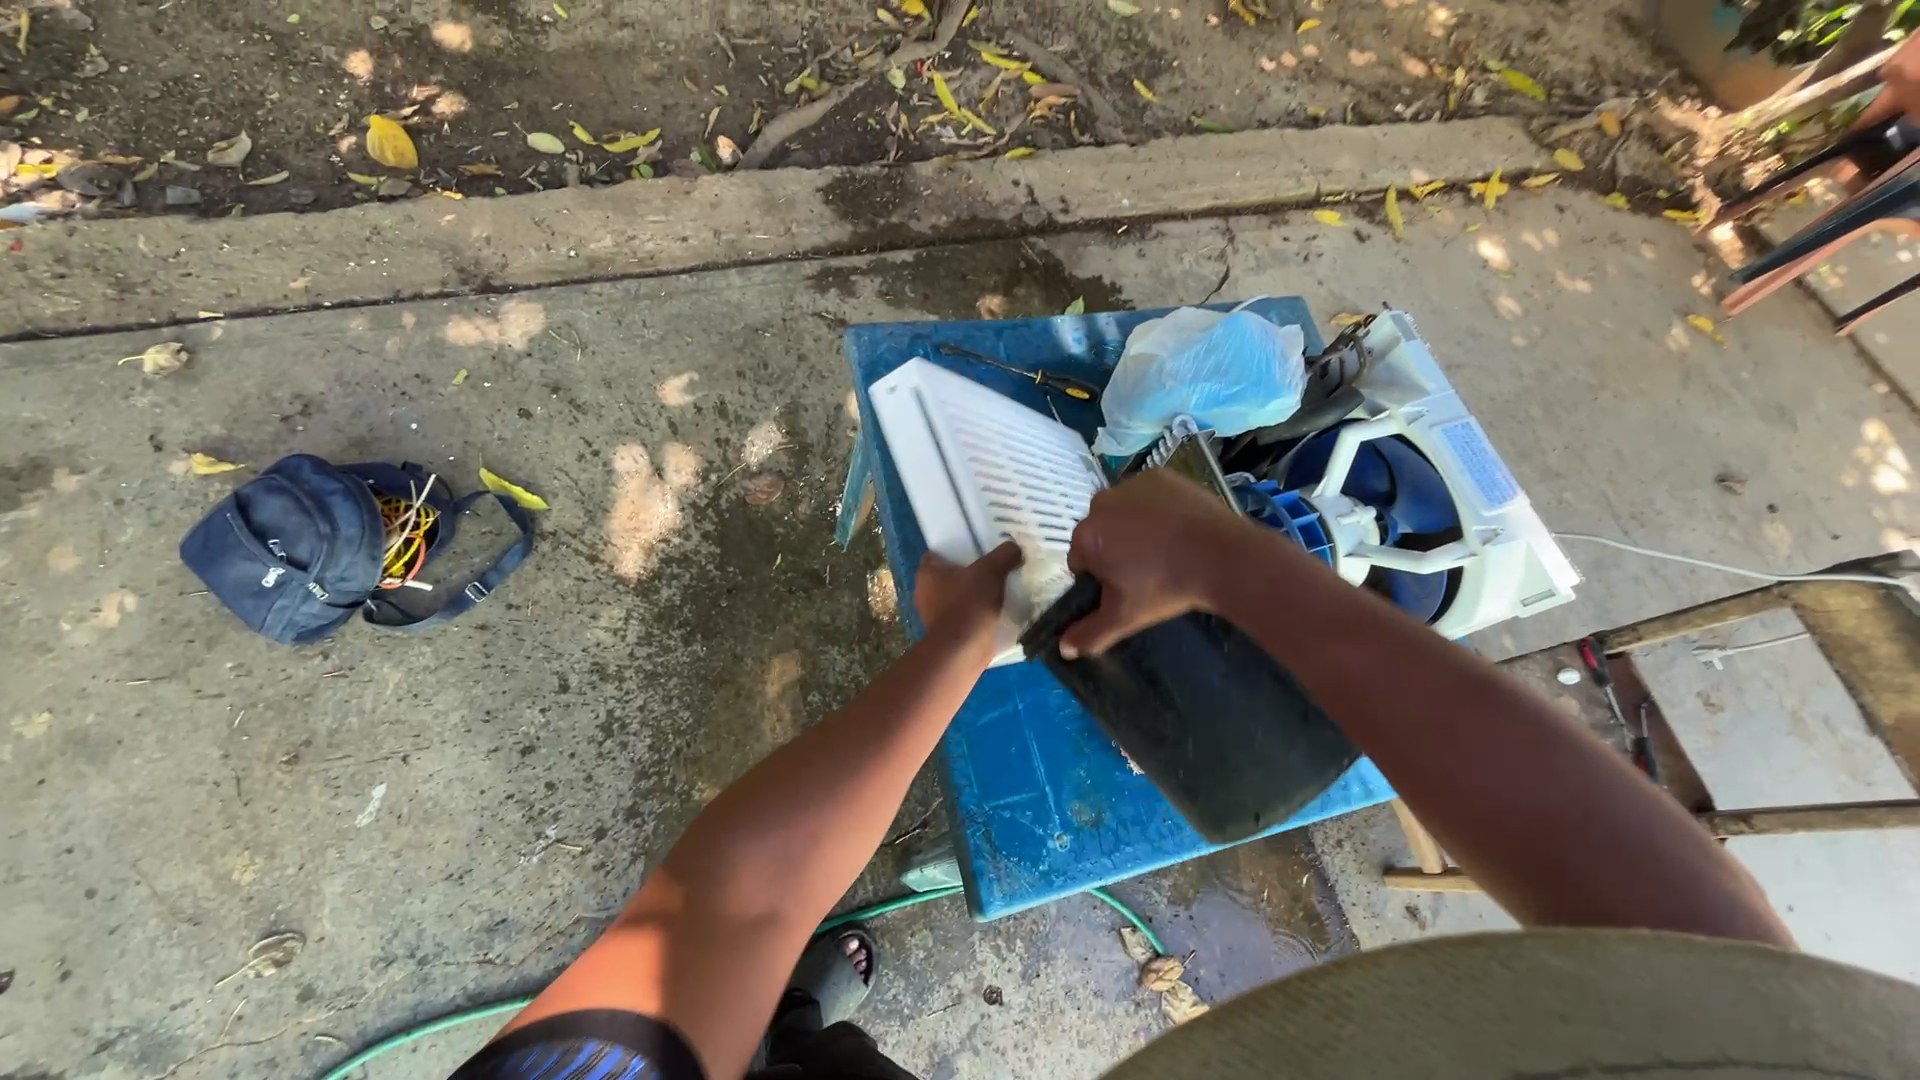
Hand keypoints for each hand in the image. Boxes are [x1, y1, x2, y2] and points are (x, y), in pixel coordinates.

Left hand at [913, 541, 1023, 647]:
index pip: (936, 554)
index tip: (975, 551)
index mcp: (927, 573)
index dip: (954, 550)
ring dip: (972, 596)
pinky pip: (962, 617)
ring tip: (997, 591)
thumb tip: (1014, 547)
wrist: (964, 649)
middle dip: (967, 574)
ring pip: (955, 597)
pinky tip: (994, 612)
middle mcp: (924, 592)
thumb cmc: (969, 602)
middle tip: (991, 570)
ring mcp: (933, 615)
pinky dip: (974, 615)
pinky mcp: (945, 633)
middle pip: (948, 576)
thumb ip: (1004, 554)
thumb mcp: (991, 570)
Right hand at [1059, 470, 1255, 657]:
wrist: (1222, 556)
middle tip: (1146, 569)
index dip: (1101, 576)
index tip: (1126, 585)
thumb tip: (1063, 648)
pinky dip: (1156, 507)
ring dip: (1134, 526)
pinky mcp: (1160, 475)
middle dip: (1115, 548)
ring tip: (1165, 548)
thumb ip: (1090, 633)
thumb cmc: (1166, 587)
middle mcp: (1100, 502)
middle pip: (1100, 532)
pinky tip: (1177, 526)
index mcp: (1086, 536)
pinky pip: (1147, 495)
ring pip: (1123, 511)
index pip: (1081, 561)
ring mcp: (1131, 484)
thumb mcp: (1125, 617)